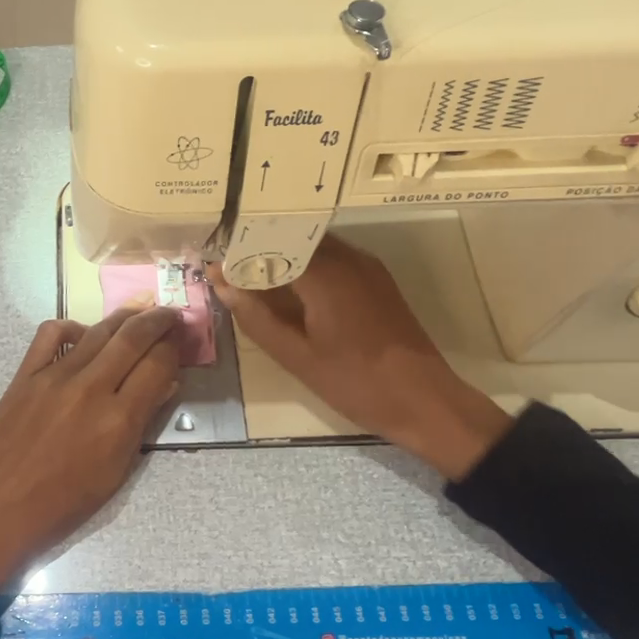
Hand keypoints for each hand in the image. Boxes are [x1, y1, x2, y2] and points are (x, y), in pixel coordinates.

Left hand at [0, 308, 181, 596]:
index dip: (175, 348)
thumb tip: (163, 385)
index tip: (183, 339)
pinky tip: (84, 334)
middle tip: (172, 314)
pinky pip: (51, 333)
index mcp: (118, 420)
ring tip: (141, 313)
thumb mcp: (116, 472)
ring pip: (98, 331)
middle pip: (133, 337)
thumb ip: (142, 424)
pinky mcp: (26, 373)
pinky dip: (73, 327)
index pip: (158, 365)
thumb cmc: (64, 504)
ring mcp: (55, 376)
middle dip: (159, 321)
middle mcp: (90, 388)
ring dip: (124, 318)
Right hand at [208, 236, 511, 480]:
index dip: (239, 250)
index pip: (271, 242)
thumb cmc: (357, 383)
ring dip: (281, 259)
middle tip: (228, 272)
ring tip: (252, 282)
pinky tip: (289, 294)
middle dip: (258, 250)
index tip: (213, 264)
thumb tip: (221, 283)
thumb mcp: (297, 356)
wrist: (425, 401)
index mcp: (325, 273)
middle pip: (292, 237)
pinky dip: (305, 269)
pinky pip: (332, 260)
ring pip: (313, 247)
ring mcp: (366, 267)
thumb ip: (256, 317)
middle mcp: (348, 258)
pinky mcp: (377, 281)